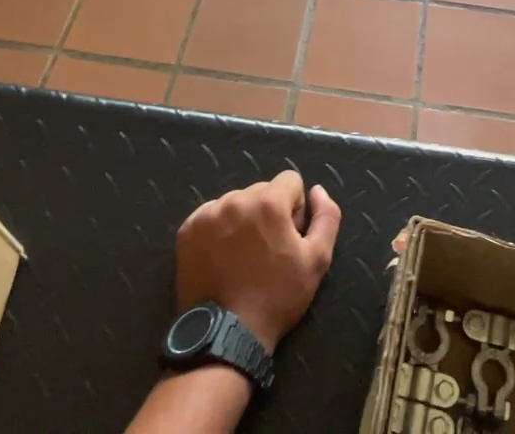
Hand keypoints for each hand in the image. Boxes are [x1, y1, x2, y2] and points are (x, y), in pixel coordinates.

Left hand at [175, 171, 341, 351]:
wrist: (226, 333)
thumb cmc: (277, 297)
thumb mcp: (317, 260)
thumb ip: (327, 216)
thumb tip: (317, 190)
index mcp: (268, 203)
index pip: (290, 181)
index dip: (296, 208)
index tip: (289, 237)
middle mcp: (236, 200)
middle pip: (262, 190)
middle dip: (269, 212)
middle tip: (268, 250)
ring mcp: (208, 214)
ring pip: (236, 202)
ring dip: (244, 219)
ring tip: (243, 257)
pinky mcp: (187, 229)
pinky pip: (212, 215)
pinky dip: (220, 229)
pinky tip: (222, 257)